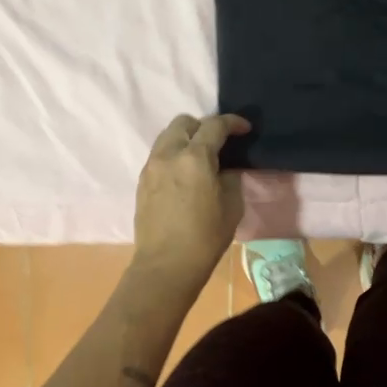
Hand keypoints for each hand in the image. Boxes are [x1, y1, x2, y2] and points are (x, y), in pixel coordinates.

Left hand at [131, 113, 250, 284]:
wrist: (167, 264)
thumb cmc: (206, 236)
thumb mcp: (232, 205)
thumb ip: (230, 178)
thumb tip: (225, 169)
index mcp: (195, 158)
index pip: (214, 126)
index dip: (233, 122)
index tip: (245, 129)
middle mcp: (169, 155)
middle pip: (184, 122)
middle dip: (204, 126)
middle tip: (220, 142)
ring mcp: (151, 167)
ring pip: (168, 136)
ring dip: (186, 138)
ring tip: (201, 156)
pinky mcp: (142, 181)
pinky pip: (159, 155)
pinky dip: (174, 154)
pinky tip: (186, 173)